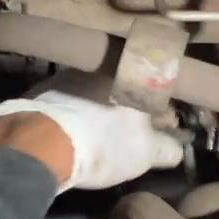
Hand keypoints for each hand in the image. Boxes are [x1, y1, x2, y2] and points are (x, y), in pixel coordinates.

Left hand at [0, 76, 183, 191]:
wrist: (41, 141)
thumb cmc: (104, 143)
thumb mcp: (146, 153)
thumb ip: (167, 148)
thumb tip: (177, 149)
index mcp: (133, 74)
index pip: (157, 84)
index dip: (160, 106)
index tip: (160, 124)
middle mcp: (102, 65)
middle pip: (123, 85)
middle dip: (127, 104)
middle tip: (126, 130)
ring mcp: (70, 72)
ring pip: (93, 90)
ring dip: (97, 106)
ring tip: (95, 132)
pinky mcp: (43, 87)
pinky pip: (67, 99)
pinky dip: (72, 112)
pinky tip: (70, 131)